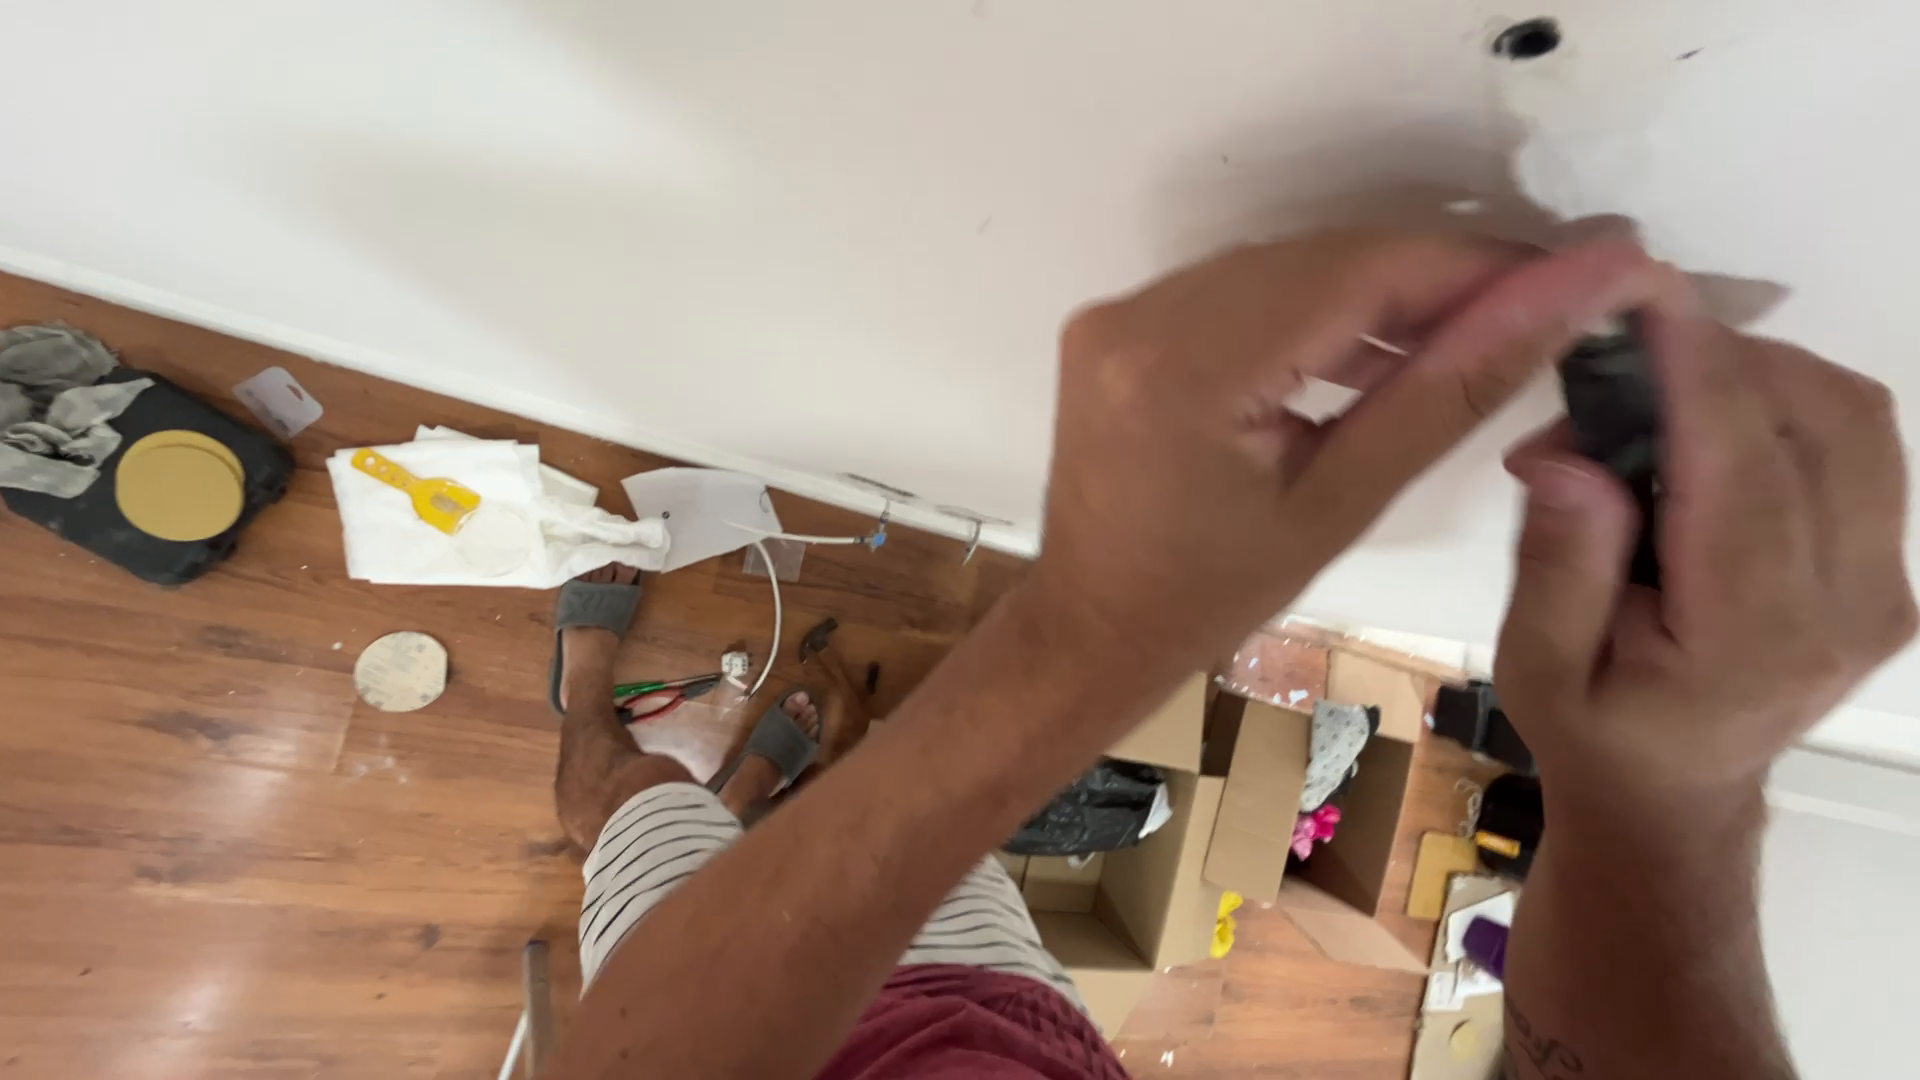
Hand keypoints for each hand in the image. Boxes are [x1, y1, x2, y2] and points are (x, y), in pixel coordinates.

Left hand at [1028, 228, 1670, 671]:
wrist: (1093, 621)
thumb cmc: (1209, 595)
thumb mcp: (1337, 504)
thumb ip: (1449, 390)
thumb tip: (1576, 285)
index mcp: (1183, 372)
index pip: (1354, 273)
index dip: (1473, 265)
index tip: (1570, 276)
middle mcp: (1134, 321)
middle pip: (1312, 262)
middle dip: (1421, 283)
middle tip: (1519, 318)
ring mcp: (1111, 320)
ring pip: (1272, 270)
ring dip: (1360, 298)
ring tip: (1446, 346)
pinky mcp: (1107, 330)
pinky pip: (1225, 295)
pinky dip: (1292, 314)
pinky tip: (1351, 355)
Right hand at [1494, 277, 1916, 803]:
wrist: (1668, 791)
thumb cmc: (1586, 728)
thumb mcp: (1535, 661)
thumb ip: (1557, 564)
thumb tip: (1568, 457)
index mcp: (1756, 629)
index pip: (1741, 466)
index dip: (1695, 372)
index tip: (1642, 301)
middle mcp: (1854, 597)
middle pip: (1820, 424)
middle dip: (1715, 360)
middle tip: (1603, 365)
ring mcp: (1886, 581)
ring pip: (1852, 422)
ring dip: (1749, 375)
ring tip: (1640, 392)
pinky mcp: (1884, 567)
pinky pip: (1851, 448)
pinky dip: (1773, 405)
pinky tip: (1693, 424)